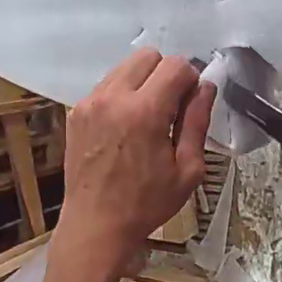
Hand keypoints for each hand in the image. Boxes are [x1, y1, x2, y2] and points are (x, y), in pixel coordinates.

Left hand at [54, 50, 214, 271]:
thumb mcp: (187, 169)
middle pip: (148, 56)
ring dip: (142, 82)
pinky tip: (125, 128)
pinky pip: (105, 86)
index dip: (191, 80)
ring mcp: (90, 103)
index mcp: (144, 112)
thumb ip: (197, 122)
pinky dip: (121, 96)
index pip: (176, 65)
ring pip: (124, 67)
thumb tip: (206, 87)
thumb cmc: (146, 204)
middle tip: (170, 109)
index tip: (191, 103)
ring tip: (146, 119)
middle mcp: (113, 98)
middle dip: (166, 74)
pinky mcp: (76, 112)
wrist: (96, 225)